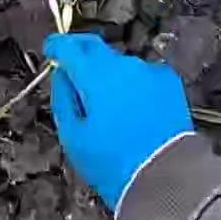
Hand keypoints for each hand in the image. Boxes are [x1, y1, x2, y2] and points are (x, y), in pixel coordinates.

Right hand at [46, 33, 193, 208]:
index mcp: (98, 77)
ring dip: (111, 77)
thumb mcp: (74, 136)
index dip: (59, 45)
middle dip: (84, 59)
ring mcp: (149, 70)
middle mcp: (125, 65)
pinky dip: (135, 86)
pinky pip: (143, 75)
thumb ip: (63, 99)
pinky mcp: (168, 79)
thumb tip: (61, 75)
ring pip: (121, 65)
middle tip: (76, 76)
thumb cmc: (114, 163)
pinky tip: (134, 111)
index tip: (52, 47)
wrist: (164, 174)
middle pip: (98, 51)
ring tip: (109, 108)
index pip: (72, 47)